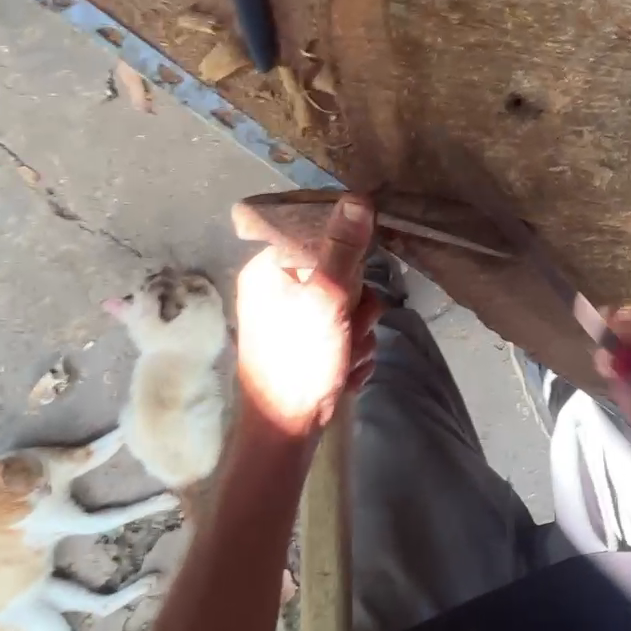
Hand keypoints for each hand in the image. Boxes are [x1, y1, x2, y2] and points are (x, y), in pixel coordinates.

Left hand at [234, 195, 381, 436]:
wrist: (286, 434)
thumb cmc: (300, 361)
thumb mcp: (327, 298)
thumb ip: (344, 248)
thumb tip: (358, 196)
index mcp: (270, 269)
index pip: (320, 234)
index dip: (347, 253)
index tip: (354, 277)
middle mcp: (279, 289)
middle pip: (344, 272)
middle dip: (358, 306)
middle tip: (349, 326)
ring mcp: (296, 320)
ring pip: (352, 307)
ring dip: (360, 334)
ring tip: (345, 357)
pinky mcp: (311, 346)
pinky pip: (349, 334)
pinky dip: (353, 353)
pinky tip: (344, 371)